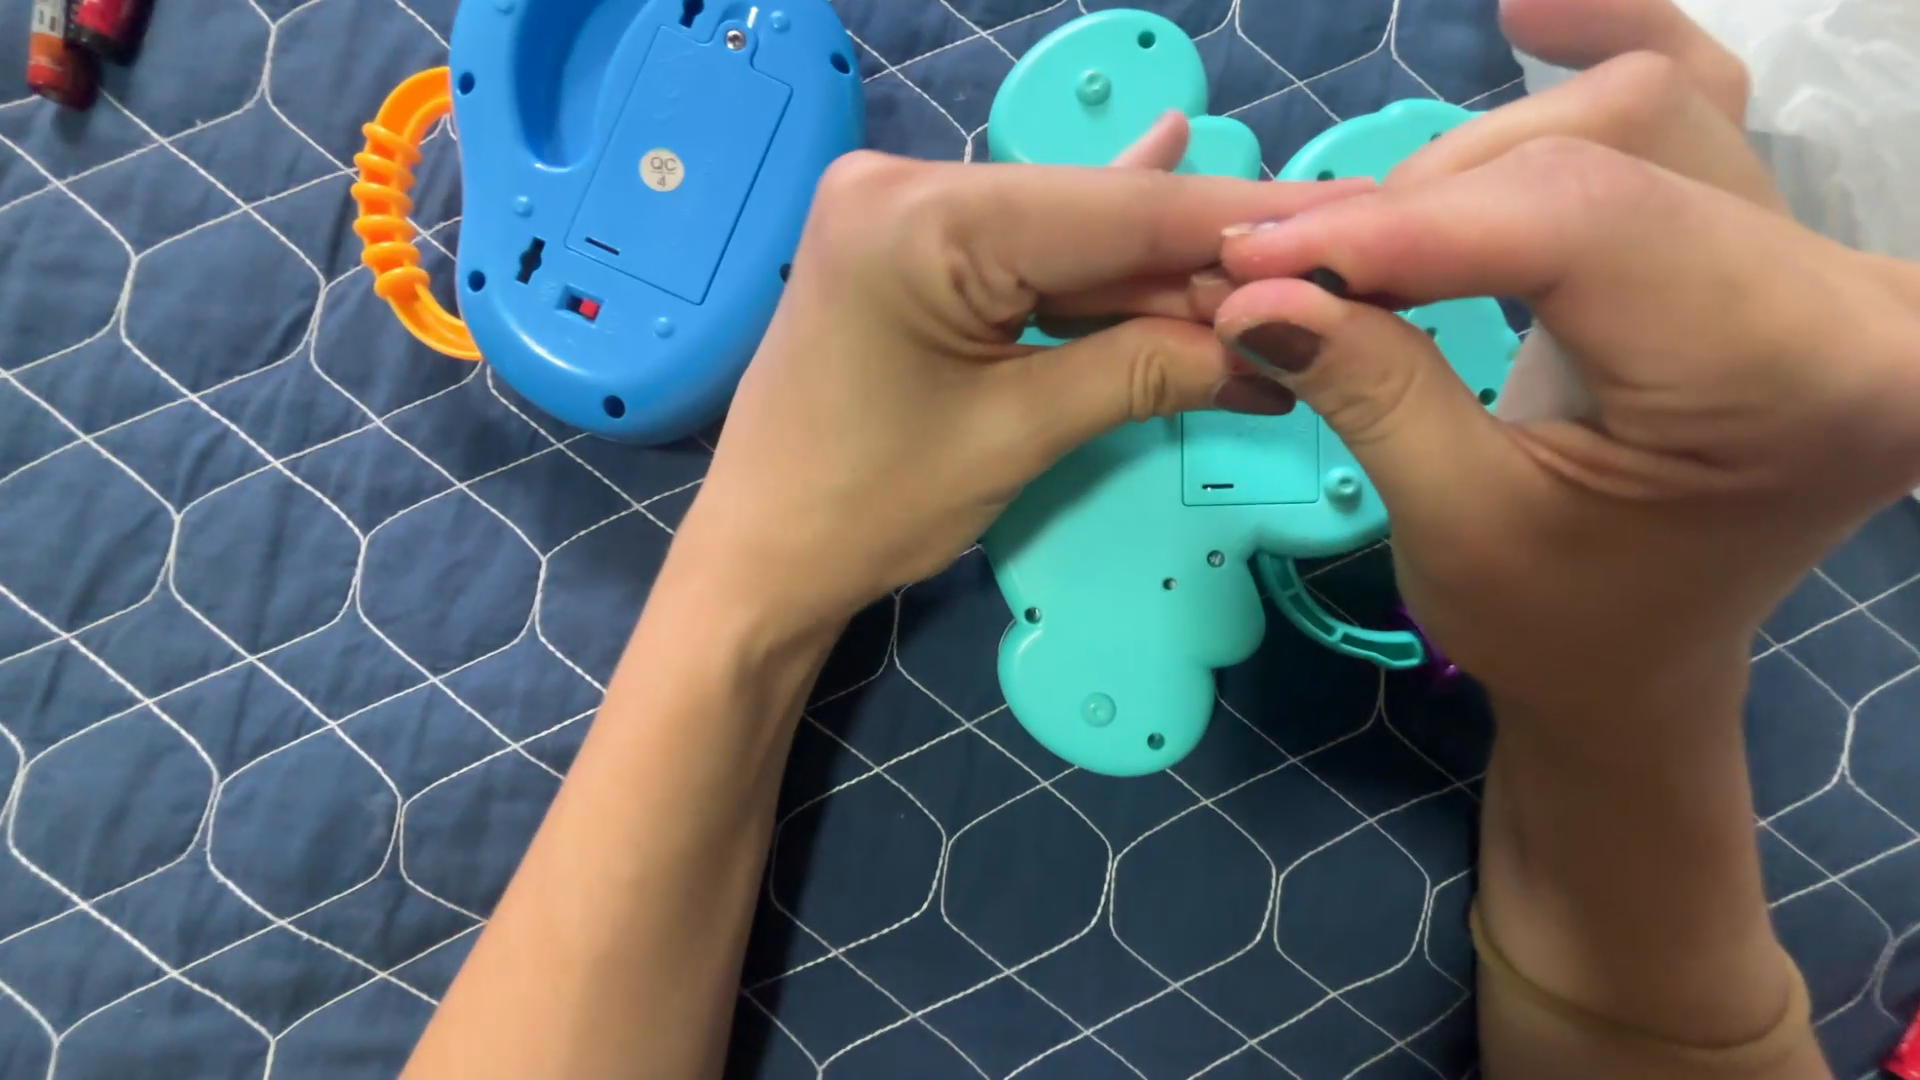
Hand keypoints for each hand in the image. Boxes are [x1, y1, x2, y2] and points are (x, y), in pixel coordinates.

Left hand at [674, 118, 1368, 633]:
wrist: (764, 559)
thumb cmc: (869, 509)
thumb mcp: (1017, 435)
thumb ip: (1143, 370)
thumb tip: (1261, 339)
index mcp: (918, 217)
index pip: (1111, 213)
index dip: (1235, 226)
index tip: (1342, 227)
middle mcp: (901, 186)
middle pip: (1088, 223)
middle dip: (1197, 269)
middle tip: (1313, 294)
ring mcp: (897, 218)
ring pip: (1059, 243)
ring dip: (1152, 281)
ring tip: (1266, 292)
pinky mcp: (903, 257)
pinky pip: (1015, 261)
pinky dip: (1088, 276)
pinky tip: (1166, 203)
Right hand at [1212, 0, 1919, 708]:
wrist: (1629, 666)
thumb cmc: (1544, 623)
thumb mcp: (1445, 516)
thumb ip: (1362, 384)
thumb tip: (1251, 293)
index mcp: (1785, 379)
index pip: (1573, 224)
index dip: (1393, 226)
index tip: (1256, 256)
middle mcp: (1849, 295)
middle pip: (1607, 146)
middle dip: (1415, 201)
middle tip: (1287, 264)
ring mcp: (1825, 265)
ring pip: (1632, 118)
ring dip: (1463, 167)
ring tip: (1356, 237)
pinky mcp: (1769, 257)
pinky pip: (1695, 115)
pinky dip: (1606, 56)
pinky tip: (1538, 13)